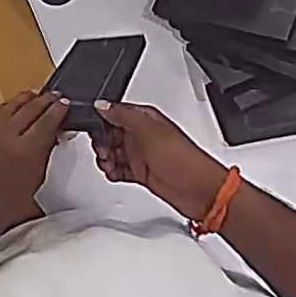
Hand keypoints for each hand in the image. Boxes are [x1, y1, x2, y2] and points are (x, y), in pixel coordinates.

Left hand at [0, 91, 68, 236]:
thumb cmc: (9, 206)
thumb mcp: (38, 181)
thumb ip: (47, 153)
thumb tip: (56, 136)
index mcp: (27, 151)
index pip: (48, 121)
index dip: (59, 110)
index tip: (67, 104)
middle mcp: (9, 136)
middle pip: (32, 108)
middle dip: (47, 100)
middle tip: (57, 97)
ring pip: (14, 104)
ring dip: (29, 99)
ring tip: (39, 97)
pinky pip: (0, 111)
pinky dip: (12, 105)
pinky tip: (18, 106)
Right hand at [92, 100, 229, 220]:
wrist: (200, 191)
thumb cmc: (183, 159)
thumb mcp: (148, 131)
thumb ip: (123, 115)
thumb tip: (102, 105)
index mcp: (144, 119)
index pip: (114, 114)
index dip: (101, 123)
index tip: (96, 133)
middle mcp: (142, 135)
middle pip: (110, 135)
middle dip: (102, 143)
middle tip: (103, 152)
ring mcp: (142, 155)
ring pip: (113, 153)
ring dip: (106, 159)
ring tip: (108, 165)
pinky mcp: (142, 173)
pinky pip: (119, 170)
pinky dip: (113, 172)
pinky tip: (113, 173)